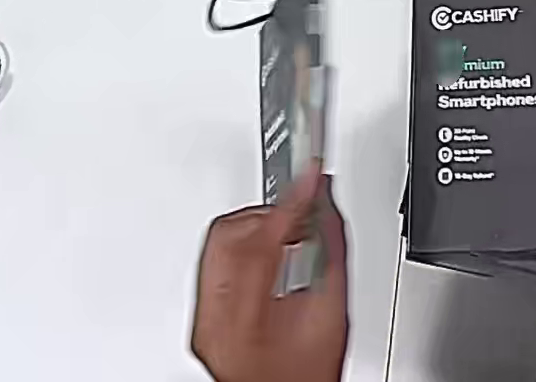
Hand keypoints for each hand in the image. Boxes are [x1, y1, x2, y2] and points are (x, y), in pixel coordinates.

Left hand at [191, 165, 349, 381]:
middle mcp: (212, 318)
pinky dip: (246, 242)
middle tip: (301, 209)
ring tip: (290, 231)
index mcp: (244, 317)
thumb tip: (327, 202)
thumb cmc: (304, 374)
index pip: (261, 236)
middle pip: (227, 232)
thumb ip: (332, 248)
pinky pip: (217, 260)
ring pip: (219, 240)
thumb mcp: (333, 311)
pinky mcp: (203, 319)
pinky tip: (272, 250)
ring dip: (258, 225)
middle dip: (269, 212)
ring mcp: (203, 320)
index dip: (292, 197)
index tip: (312, 173)